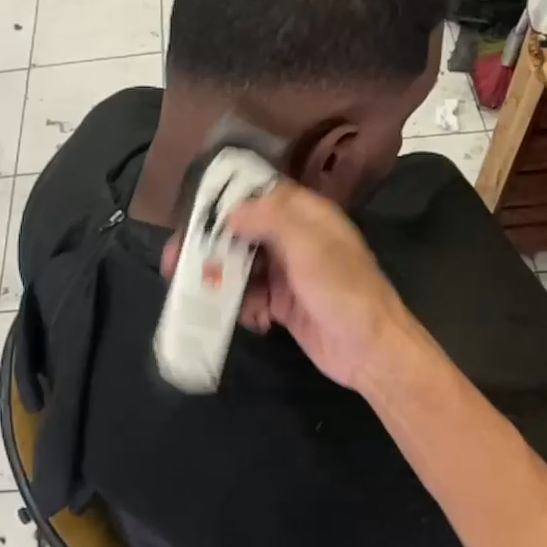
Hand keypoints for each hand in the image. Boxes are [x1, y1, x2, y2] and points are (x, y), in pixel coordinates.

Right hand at [164, 181, 416, 392]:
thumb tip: (229, 212)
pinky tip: (253, 320)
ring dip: (221, 279)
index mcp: (305, 215)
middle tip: (176, 262)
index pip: (257, 195)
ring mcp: (286, 272)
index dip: (224, 201)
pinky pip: (248, 296)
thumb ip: (269, 219)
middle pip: (240, 232)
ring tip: (204, 294)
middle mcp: (293, 238)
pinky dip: (242, 306)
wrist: (370, 351)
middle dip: (210, 246)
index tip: (191, 215)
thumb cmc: (344, 290)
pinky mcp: (281, 303)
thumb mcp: (309, 246)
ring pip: (239, 265)